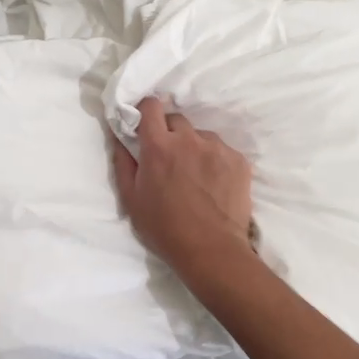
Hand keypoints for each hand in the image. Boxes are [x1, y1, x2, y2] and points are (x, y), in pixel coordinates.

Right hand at [112, 96, 255, 274]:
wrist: (212, 251)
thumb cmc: (164, 228)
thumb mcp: (131, 199)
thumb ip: (123, 162)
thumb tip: (119, 137)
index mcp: (159, 146)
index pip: (151, 106)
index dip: (146, 111)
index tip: (146, 124)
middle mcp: (189, 139)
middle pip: (176, 120)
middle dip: (170, 133)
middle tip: (169, 159)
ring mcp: (217, 148)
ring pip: (201, 136)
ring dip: (194, 147)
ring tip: (195, 175)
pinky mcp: (238, 160)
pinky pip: (222, 151)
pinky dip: (215, 161)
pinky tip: (214, 184)